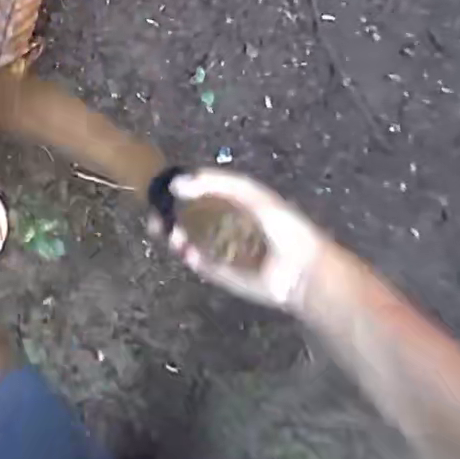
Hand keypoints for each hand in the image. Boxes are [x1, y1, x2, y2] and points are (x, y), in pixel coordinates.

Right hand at [164, 170, 335, 314]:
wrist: (304, 269)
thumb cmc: (281, 224)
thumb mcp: (249, 192)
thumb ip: (214, 183)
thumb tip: (176, 184)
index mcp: (237, 203)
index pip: (201, 193)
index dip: (181, 191)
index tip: (163, 191)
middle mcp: (229, 226)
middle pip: (190, 218)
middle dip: (171, 216)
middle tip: (155, 217)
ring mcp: (226, 252)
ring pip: (192, 242)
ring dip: (177, 237)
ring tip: (168, 234)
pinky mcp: (227, 276)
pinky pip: (203, 264)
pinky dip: (191, 257)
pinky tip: (185, 250)